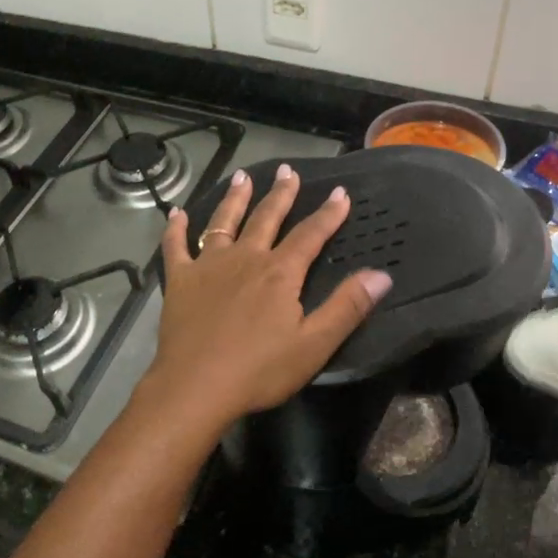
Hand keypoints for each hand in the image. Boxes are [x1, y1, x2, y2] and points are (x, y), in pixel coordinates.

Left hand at [145, 163, 391, 429]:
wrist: (196, 387)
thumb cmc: (260, 371)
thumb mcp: (314, 344)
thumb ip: (347, 306)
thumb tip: (381, 274)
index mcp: (280, 273)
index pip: (310, 235)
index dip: (329, 214)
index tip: (341, 193)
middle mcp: (245, 258)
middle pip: (266, 218)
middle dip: (281, 193)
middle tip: (287, 171)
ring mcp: (208, 266)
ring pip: (224, 222)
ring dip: (235, 198)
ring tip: (242, 176)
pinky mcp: (180, 280)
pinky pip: (176, 246)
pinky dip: (176, 227)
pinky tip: (177, 212)